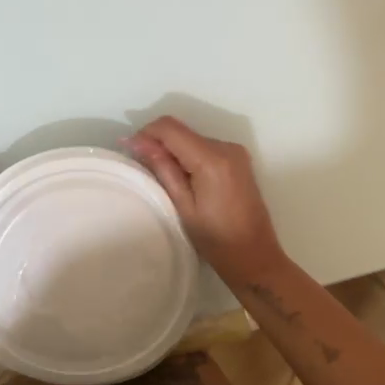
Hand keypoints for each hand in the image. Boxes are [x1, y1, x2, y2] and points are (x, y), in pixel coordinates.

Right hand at [126, 116, 286, 280]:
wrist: (255, 257)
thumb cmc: (216, 239)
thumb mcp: (183, 206)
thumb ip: (162, 168)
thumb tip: (137, 142)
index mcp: (212, 159)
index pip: (170, 128)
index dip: (145, 134)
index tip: (129, 150)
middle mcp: (226, 147)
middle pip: (181, 131)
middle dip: (157, 142)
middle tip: (142, 167)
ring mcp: (235, 152)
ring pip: (191, 137)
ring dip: (172, 149)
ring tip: (162, 176)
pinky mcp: (238, 159)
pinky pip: (204, 146)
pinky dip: (187, 155)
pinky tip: (182, 177)